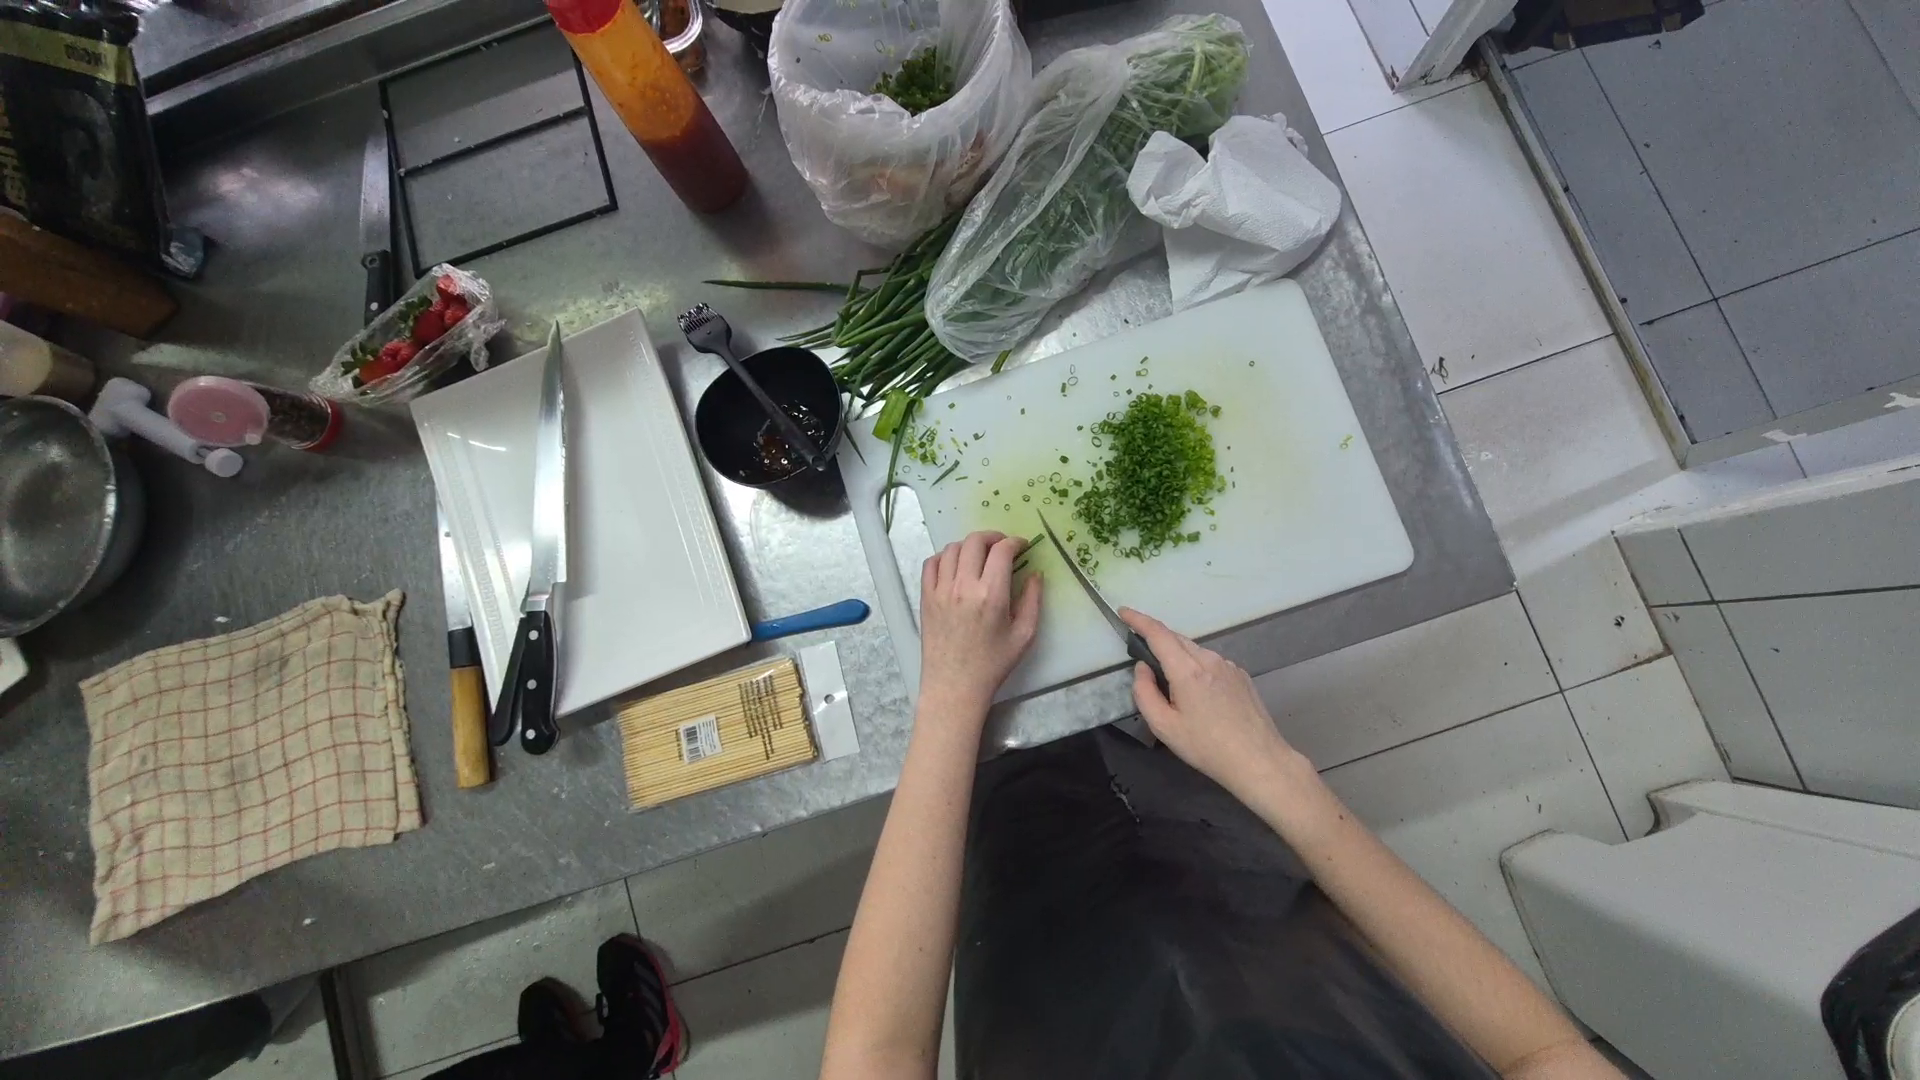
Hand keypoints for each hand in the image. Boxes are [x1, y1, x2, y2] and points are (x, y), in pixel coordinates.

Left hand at [918, 532, 1042, 713]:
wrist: (954, 686)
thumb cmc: (993, 664)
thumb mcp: (1024, 635)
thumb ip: (1033, 600)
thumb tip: (1035, 574)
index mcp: (991, 594)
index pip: (1001, 551)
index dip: (1015, 542)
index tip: (1022, 546)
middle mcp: (963, 586)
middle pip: (974, 541)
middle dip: (992, 537)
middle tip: (1002, 546)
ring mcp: (941, 590)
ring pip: (952, 548)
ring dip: (969, 545)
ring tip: (979, 555)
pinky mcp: (926, 597)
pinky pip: (931, 564)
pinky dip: (944, 557)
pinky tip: (954, 566)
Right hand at [1121, 607, 1306, 803]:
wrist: (1259, 761)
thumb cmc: (1206, 747)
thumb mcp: (1164, 726)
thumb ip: (1144, 692)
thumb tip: (1142, 668)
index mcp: (1187, 671)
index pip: (1158, 633)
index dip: (1138, 620)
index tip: (1124, 612)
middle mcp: (1209, 660)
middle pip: (1176, 638)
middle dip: (1156, 639)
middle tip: (1141, 654)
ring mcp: (1229, 666)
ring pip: (1194, 651)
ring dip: (1178, 656)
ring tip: (1173, 686)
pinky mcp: (1241, 676)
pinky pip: (1211, 662)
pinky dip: (1196, 667)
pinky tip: (1199, 695)